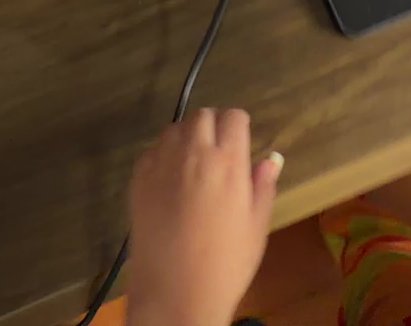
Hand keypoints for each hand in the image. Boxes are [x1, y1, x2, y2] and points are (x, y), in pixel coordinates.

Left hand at [126, 108, 282, 325]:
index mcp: (228, 161)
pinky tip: (170, 181)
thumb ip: (263, 186)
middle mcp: (194, 151)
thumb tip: (271, 157)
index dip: (238, 126)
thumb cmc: (225, 264)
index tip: (239, 142)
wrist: (174, 294)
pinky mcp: (139, 175)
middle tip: (217, 154)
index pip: (234, 116)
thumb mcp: (256, 227)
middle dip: (213, 127)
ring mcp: (163, 161)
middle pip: (203, 115)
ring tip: (192, 165)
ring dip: (187, 138)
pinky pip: (154, 149)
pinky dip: (164, 155)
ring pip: (176, 128)